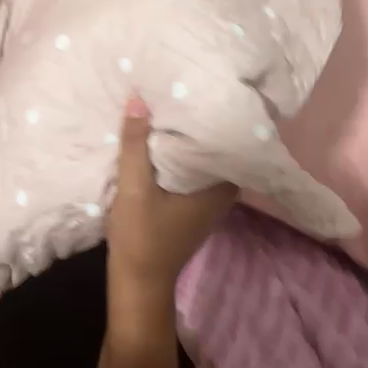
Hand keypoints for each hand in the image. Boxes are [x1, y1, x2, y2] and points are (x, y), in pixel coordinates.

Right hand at [104, 97, 236, 316]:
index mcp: (218, 186)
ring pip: (204, 159)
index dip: (221, 113)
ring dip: (189, 137)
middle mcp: (221, 192)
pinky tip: (161, 138)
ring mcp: (206, 200)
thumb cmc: (142, 237)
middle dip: (202, 121)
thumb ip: (136, 145)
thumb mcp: (134, 187)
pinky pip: (192, 170)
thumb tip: (139, 99)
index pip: (233, 140)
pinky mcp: (191, 205)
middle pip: (218, 147)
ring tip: (171, 104)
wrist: (137, 282)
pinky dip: (180, 153)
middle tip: (184, 86)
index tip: (207, 86)